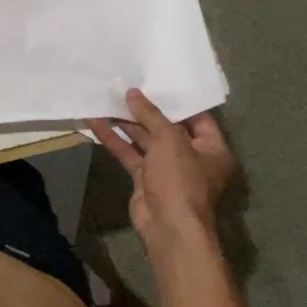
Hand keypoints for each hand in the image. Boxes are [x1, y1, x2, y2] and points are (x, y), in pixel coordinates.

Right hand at [89, 88, 235, 244]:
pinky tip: (95, 123)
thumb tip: (133, 92)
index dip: (177, 100)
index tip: (156, 81)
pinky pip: (129, 153)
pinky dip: (114, 140)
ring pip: (145, 140)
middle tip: (124, 88)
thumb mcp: (169, 140)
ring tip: (106, 100)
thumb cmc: (180, 179)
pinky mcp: (145, 178)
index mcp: (211, 149)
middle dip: (145, 110)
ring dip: (126, 123)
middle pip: (166, 127)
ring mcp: (167, 168)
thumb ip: (150, 114)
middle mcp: (191, 157)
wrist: (168, 225)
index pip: (197, 118)